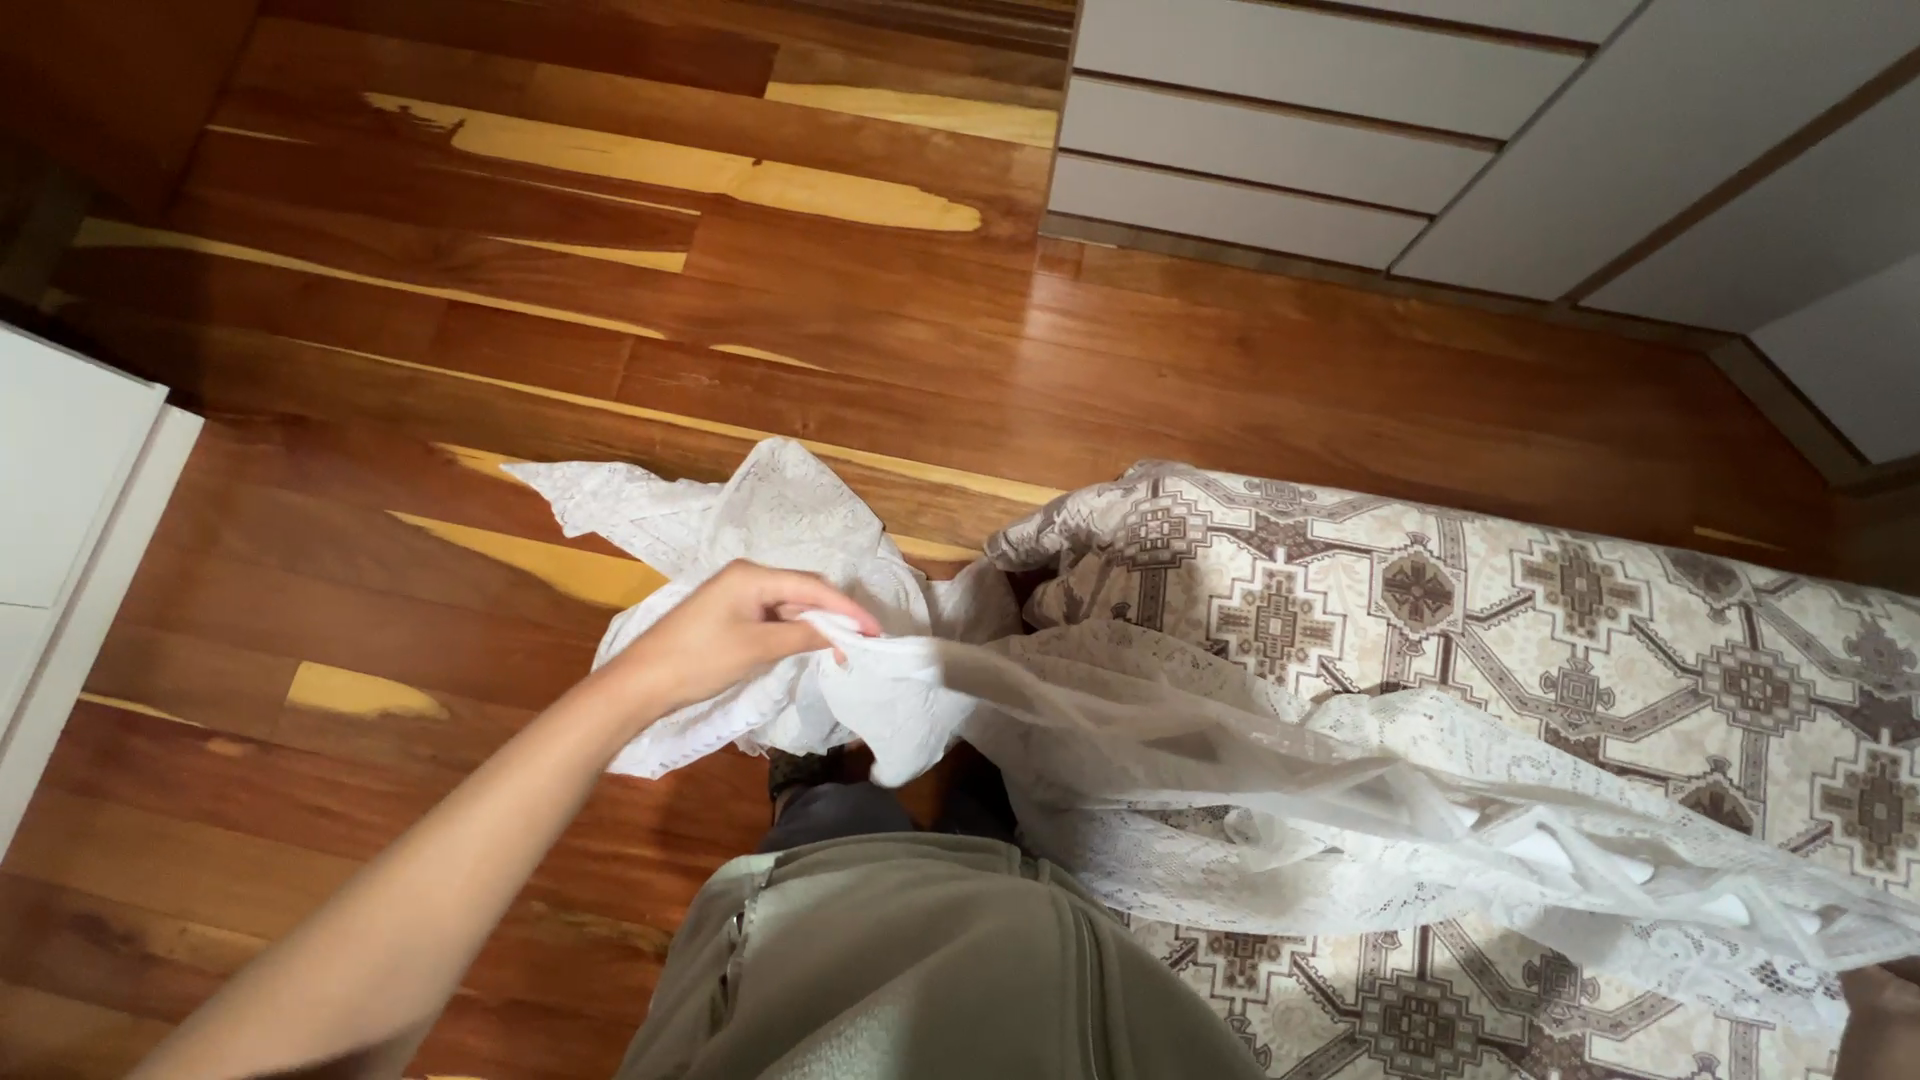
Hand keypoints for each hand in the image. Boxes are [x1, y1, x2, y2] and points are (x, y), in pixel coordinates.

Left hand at [590, 560, 881, 723]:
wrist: (641, 683)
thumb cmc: (698, 660)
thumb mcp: (757, 648)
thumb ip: (803, 635)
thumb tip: (840, 632)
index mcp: (752, 575)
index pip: (813, 586)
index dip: (847, 607)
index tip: (875, 629)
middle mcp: (748, 576)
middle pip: (804, 590)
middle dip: (835, 614)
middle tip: (864, 640)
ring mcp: (738, 595)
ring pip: (790, 605)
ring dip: (816, 624)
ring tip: (845, 646)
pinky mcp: (732, 614)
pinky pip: (774, 616)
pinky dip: (795, 630)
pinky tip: (812, 645)